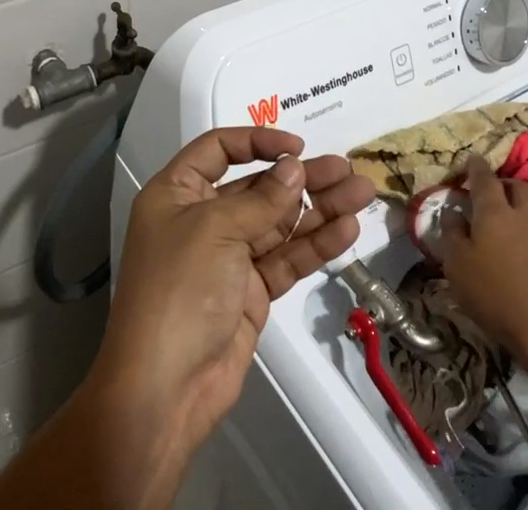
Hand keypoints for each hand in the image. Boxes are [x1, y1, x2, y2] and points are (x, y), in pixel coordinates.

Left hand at [94, 127, 374, 463]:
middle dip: (302, 178)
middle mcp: (201, 220)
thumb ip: (260, 199)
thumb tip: (294, 168)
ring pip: (279, 223)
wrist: (165, 384)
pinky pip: (286, 258)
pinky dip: (315, 244)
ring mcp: (228, 258)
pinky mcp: (250, 292)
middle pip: (257, 187)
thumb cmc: (179, 290)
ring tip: (363, 193)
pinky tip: (346, 230)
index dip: (256, 142)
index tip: (297, 146)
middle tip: (349, 170)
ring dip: (319, 208)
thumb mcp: (215, 231)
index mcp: (176, 194)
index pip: (217, 150)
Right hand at [438, 156, 527, 363]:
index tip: (472, 159)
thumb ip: (452, 234)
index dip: (476, 167)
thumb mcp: (456, 265)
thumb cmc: (493, 294)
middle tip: (494, 190)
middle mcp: (525, 216)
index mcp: (494, 213)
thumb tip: (455, 213)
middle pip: (519, 187)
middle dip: (505, 183)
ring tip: (521, 214)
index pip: (485, 179)